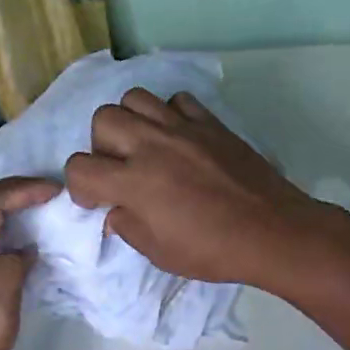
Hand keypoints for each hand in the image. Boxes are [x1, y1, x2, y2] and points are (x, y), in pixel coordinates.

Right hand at [64, 89, 334, 293]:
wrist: (270, 231)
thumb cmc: (211, 251)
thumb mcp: (158, 252)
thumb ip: (127, 226)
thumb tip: (115, 210)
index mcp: (135, 182)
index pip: (80, 167)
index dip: (79, 186)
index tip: (95, 201)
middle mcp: (152, 145)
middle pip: (103, 119)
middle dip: (101, 145)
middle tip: (118, 169)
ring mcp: (183, 128)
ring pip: (135, 98)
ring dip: (130, 122)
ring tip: (144, 147)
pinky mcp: (210, 122)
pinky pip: (176, 100)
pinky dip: (168, 115)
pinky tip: (177, 140)